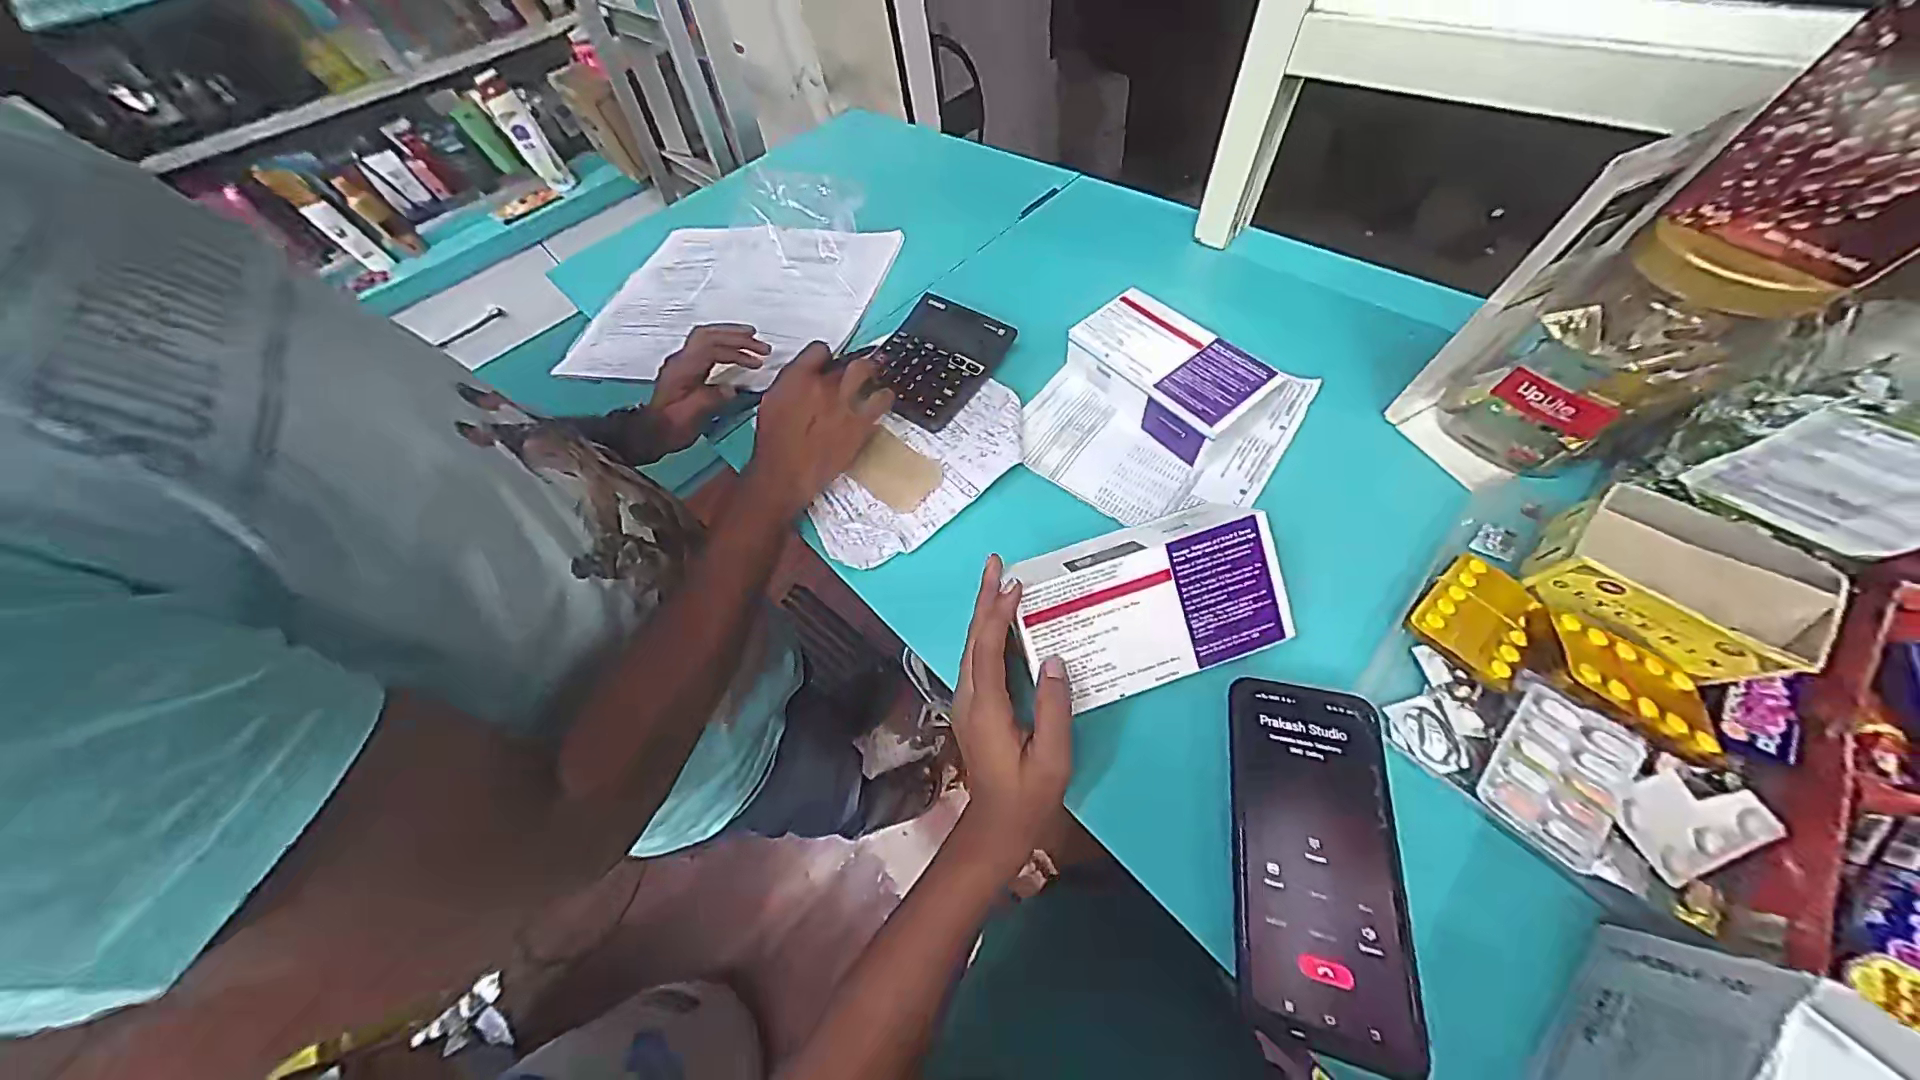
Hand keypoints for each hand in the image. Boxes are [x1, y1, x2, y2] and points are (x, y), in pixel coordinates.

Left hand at [642, 324, 771, 456]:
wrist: (652, 434)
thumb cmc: (671, 427)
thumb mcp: (693, 416)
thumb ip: (712, 399)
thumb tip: (732, 389)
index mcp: (683, 369)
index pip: (711, 348)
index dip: (737, 352)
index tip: (756, 362)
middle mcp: (681, 361)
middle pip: (708, 335)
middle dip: (736, 336)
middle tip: (760, 344)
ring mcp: (681, 363)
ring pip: (705, 337)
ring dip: (730, 336)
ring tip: (751, 339)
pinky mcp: (685, 370)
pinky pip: (704, 347)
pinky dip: (723, 344)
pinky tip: (734, 351)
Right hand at [743, 341, 892, 515]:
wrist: (788, 473)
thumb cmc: (776, 443)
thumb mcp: (772, 402)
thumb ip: (791, 384)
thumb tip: (803, 379)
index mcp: (798, 377)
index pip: (819, 350)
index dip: (825, 356)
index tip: (829, 361)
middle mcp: (825, 386)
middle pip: (850, 361)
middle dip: (857, 362)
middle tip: (862, 367)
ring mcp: (846, 404)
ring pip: (869, 375)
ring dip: (873, 377)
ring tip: (876, 381)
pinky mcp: (861, 425)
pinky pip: (882, 402)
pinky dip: (883, 399)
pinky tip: (882, 401)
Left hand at [948, 554, 1072, 876]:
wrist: (996, 825)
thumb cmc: (1028, 795)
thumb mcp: (1052, 757)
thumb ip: (1053, 707)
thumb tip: (1053, 659)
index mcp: (986, 707)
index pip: (988, 649)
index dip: (998, 614)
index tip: (1013, 584)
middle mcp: (968, 697)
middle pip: (972, 639)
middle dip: (983, 599)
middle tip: (994, 564)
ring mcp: (966, 701)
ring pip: (971, 647)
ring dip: (983, 613)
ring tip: (997, 582)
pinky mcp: (972, 706)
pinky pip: (977, 659)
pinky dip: (987, 633)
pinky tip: (1000, 624)